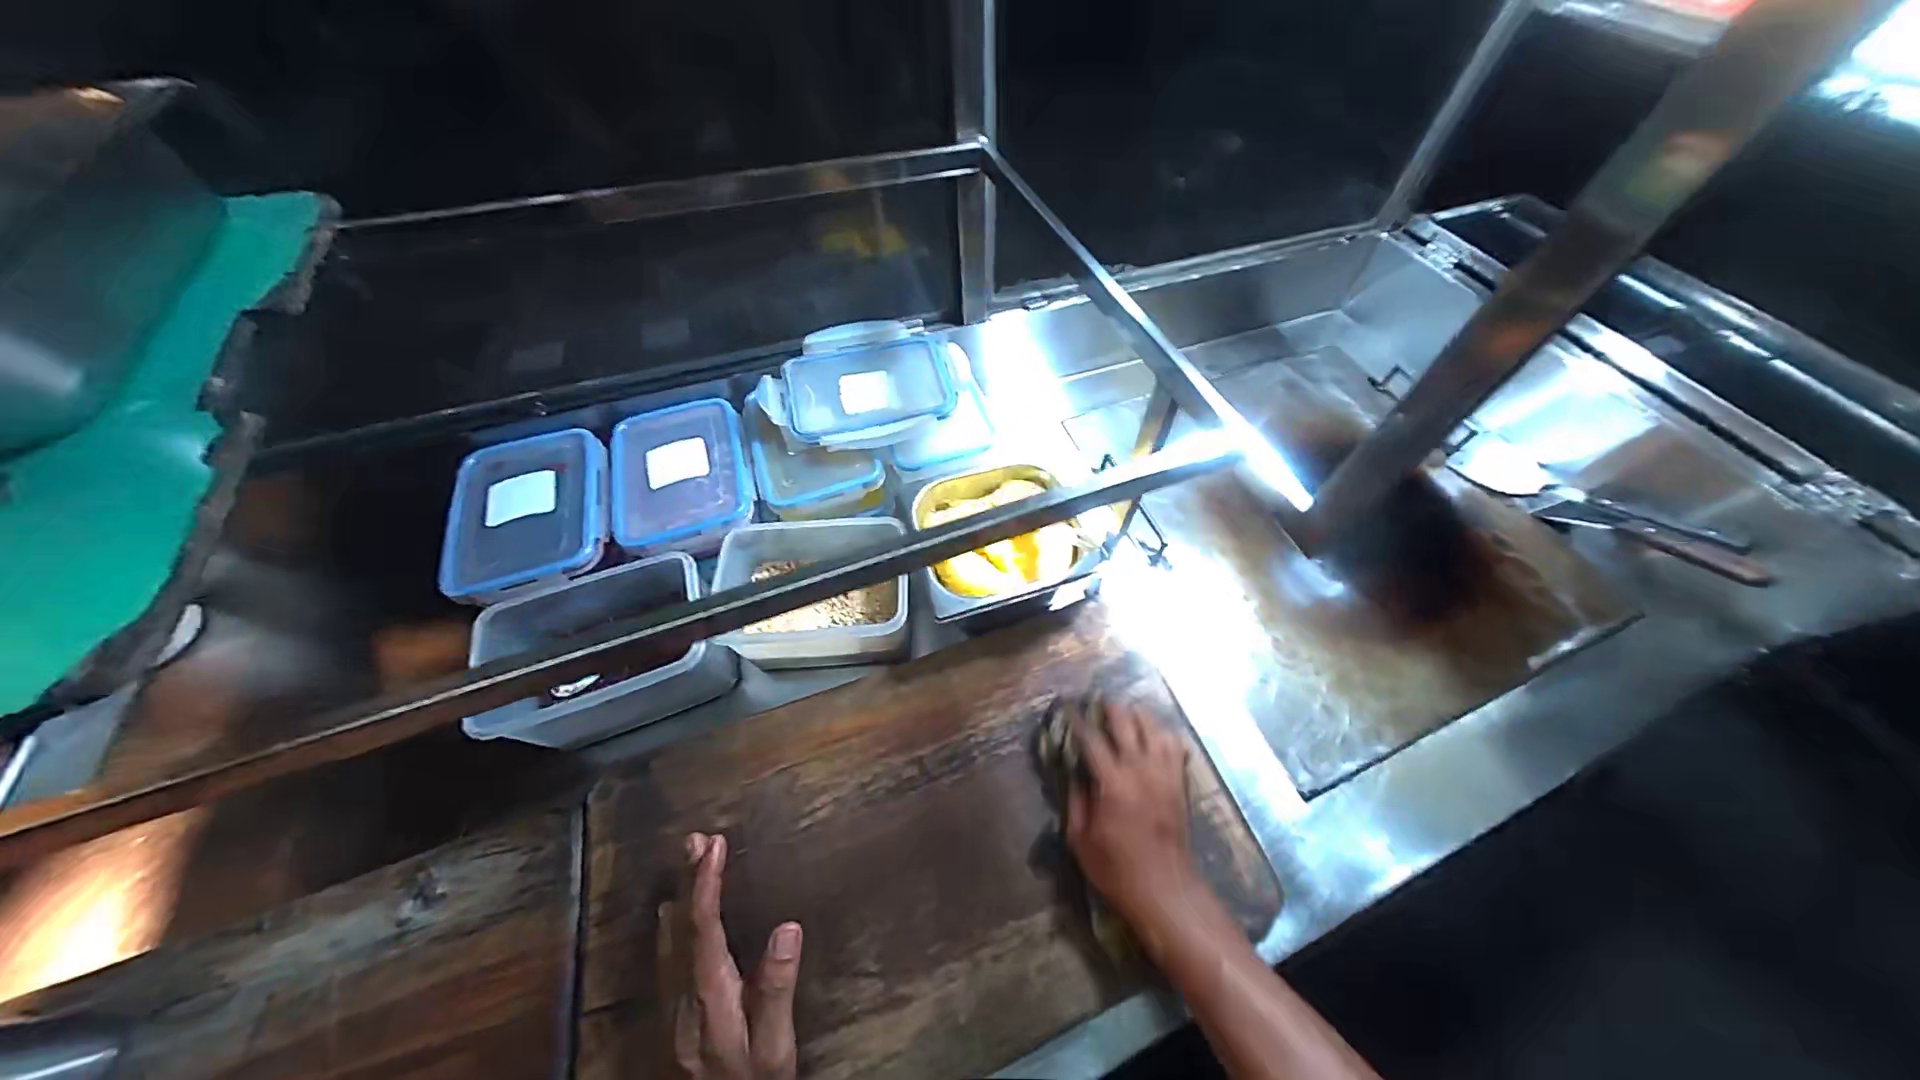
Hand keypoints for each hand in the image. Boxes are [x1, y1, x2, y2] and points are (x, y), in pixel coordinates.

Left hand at [657, 832, 803, 1079]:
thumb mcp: (776, 1050)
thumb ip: (778, 991)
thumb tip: (787, 927)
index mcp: (710, 1000)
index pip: (704, 930)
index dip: (707, 885)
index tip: (715, 846)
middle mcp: (683, 1000)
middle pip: (681, 930)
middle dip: (690, 880)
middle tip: (697, 839)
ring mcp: (672, 1010)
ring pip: (669, 941)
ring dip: (680, 896)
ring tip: (689, 860)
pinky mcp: (671, 1019)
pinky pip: (667, 957)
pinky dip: (672, 925)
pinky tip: (672, 915)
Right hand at [1065, 700, 1197, 926]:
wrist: (1166, 891)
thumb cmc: (1117, 869)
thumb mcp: (1080, 840)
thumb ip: (1076, 800)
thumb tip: (1075, 773)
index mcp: (1114, 782)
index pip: (1093, 739)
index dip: (1079, 721)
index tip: (1069, 709)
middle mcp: (1142, 770)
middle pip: (1127, 722)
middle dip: (1111, 709)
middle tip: (1098, 704)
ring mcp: (1165, 774)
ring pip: (1155, 727)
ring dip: (1138, 716)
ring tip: (1126, 714)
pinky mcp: (1180, 783)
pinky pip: (1175, 746)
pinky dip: (1163, 734)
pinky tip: (1154, 736)